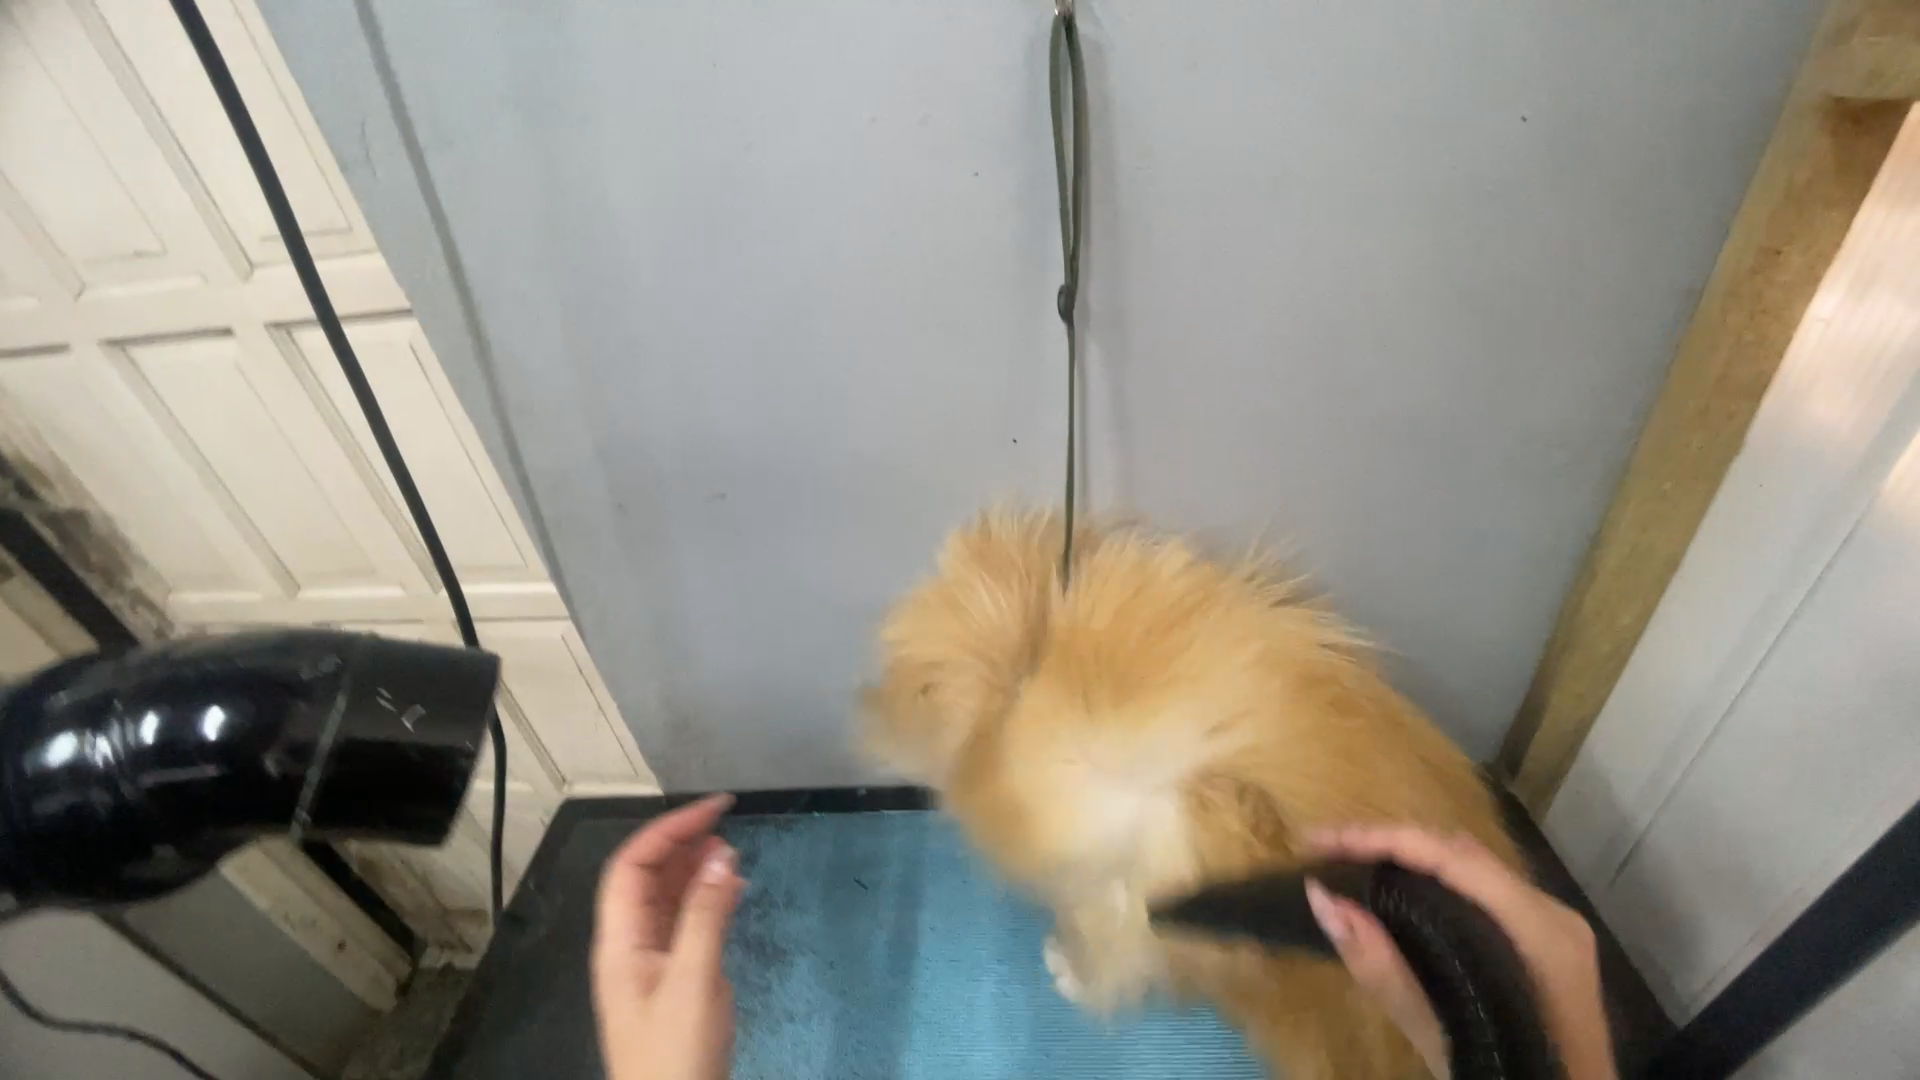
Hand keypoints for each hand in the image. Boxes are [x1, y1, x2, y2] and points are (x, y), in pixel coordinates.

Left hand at [591, 794, 744, 1079]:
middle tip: (727, 822)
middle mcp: (630, 944)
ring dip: (696, 867)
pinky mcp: (676, 976)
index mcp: (620, 941)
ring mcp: (652, 961)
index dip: (669, 829)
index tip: (716, 808)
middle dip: (682, 842)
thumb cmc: (676, 1053)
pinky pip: (687, 920)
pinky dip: (709, 897)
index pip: (632, 865)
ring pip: (668, 896)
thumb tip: (723, 853)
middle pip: (647, 876)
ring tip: (731, 850)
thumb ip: (707, 914)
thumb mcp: (694, 980)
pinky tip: (735, 889)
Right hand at [1304, 826, 1617, 1079]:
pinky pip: (1473, 885)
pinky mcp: (1541, 938)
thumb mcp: (1440, 1032)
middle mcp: (1549, 910)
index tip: (1316, 842)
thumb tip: (1319, 894)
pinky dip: (1425, 876)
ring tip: (1345, 861)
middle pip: (1452, 850)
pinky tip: (1392, 888)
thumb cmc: (1509, 1074)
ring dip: (1401, 855)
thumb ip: (1382, 967)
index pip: (1443, 854)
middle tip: (1322, 851)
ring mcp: (1550, 923)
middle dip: (1382, 842)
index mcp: (1536, 928)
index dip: (1374, 838)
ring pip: (1462, 862)